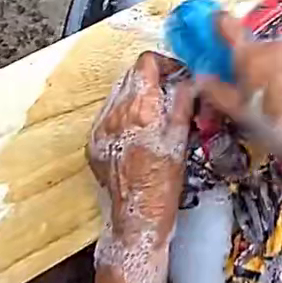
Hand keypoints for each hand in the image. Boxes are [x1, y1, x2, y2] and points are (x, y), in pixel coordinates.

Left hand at [89, 51, 195, 256]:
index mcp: (141, 108)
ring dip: (138, 93)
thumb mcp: (182, 134)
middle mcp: (115, 113)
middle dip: (152, 77)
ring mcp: (100, 127)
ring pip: (119, 91)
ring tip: (155, 110)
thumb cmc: (164, 180)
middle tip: (170, 91)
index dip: (165, 63)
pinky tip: (138, 129)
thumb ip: (184, 99)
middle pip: (131, 74)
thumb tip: (189, 78)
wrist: (136, 220)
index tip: (177, 74)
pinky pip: (108, 112)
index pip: (146, 62)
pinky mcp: (92, 142)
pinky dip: (124, 111)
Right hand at [195, 14, 281, 214]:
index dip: (220, 25)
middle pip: (255, 48)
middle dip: (251, 63)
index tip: (214, 20)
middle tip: (252, 91)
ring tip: (280, 98)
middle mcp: (275, 49)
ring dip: (273, 67)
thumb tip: (202, 76)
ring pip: (276, 53)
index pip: (231, 31)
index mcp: (251, 62)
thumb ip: (221, 94)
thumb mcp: (245, 119)